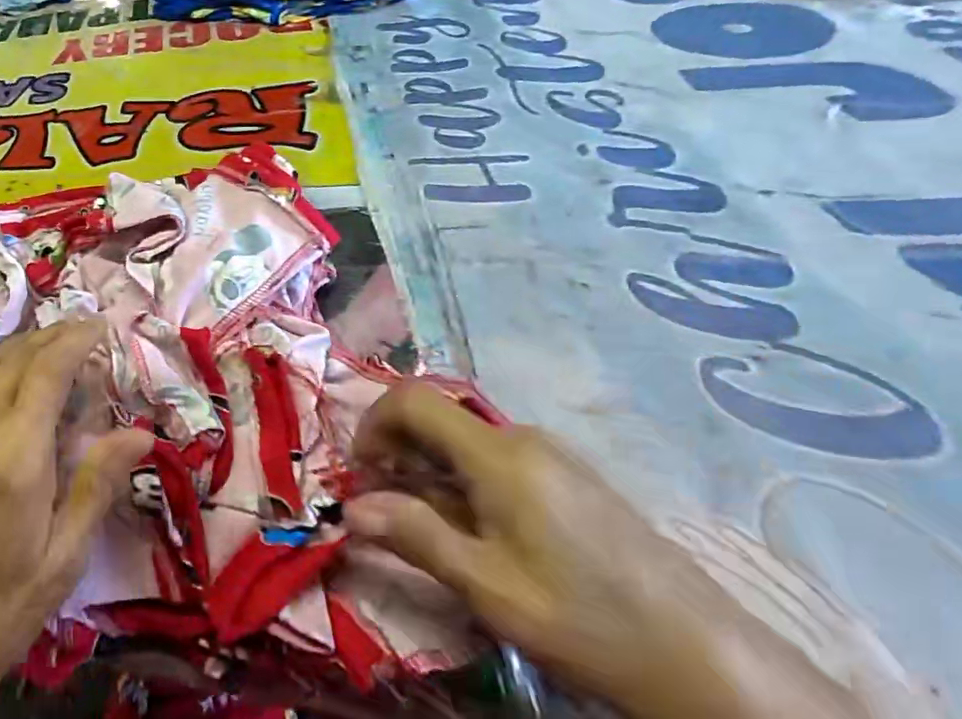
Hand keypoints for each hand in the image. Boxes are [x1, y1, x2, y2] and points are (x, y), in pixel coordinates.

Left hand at [0, 320, 153, 718]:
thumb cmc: (7, 604)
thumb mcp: (66, 555)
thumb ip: (99, 484)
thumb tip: (141, 433)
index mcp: (16, 460)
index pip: (46, 373)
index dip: (73, 341)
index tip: (98, 327)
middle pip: (14, 361)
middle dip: (50, 337)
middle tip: (79, 330)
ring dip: (14, 347)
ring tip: (44, 344)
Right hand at [344, 383, 865, 718]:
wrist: (714, 664)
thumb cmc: (588, 622)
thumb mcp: (489, 588)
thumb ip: (415, 536)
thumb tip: (351, 508)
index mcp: (501, 456)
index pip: (411, 400)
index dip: (372, 425)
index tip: (363, 473)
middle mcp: (525, 440)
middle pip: (435, 417)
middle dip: (396, 451)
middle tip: (385, 502)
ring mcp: (554, 456)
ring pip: (463, 439)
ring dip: (427, 468)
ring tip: (428, 521)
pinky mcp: (572, 478)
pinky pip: (495, 457)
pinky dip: (462, 478)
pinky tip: (476, 526)